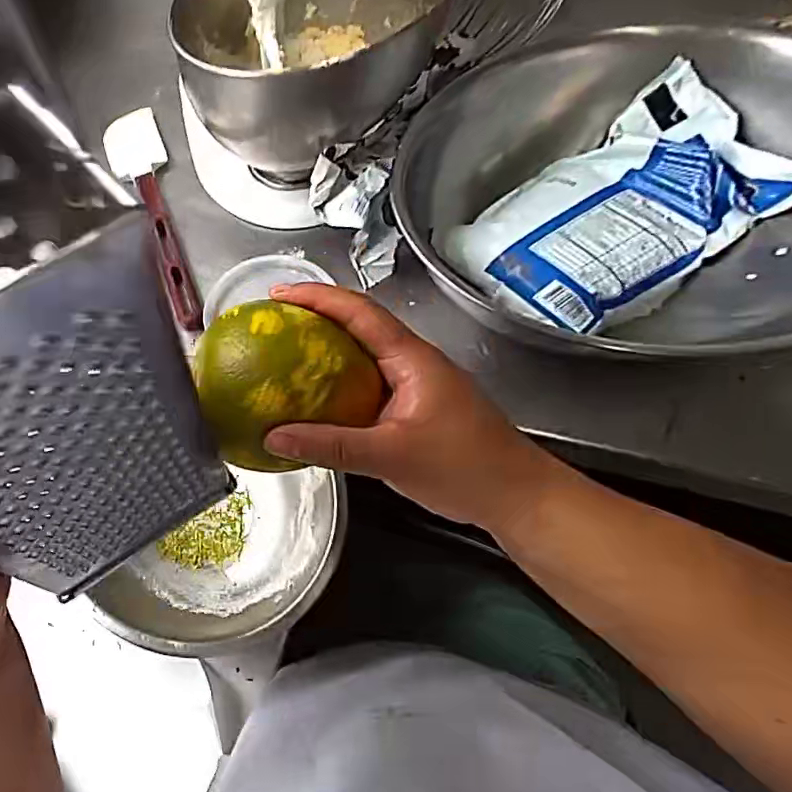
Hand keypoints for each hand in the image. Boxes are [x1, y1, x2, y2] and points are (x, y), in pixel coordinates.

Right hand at [261, 283, 565, 532]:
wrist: (519, 498)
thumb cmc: (470, 469)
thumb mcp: (391, 456)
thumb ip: (329, 446)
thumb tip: (273, 436)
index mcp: (413, 362)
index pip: (361, 313)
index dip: (319, 297)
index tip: (281, 293)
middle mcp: (411, 365)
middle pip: (358, 323)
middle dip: (314, 314)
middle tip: (273, 319)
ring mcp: (410, 385)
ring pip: (358, 353)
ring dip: (320, 346)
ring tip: (280, 352)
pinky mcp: (406, 407)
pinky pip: (359, 383)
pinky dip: (328, 380)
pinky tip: (306, 397)